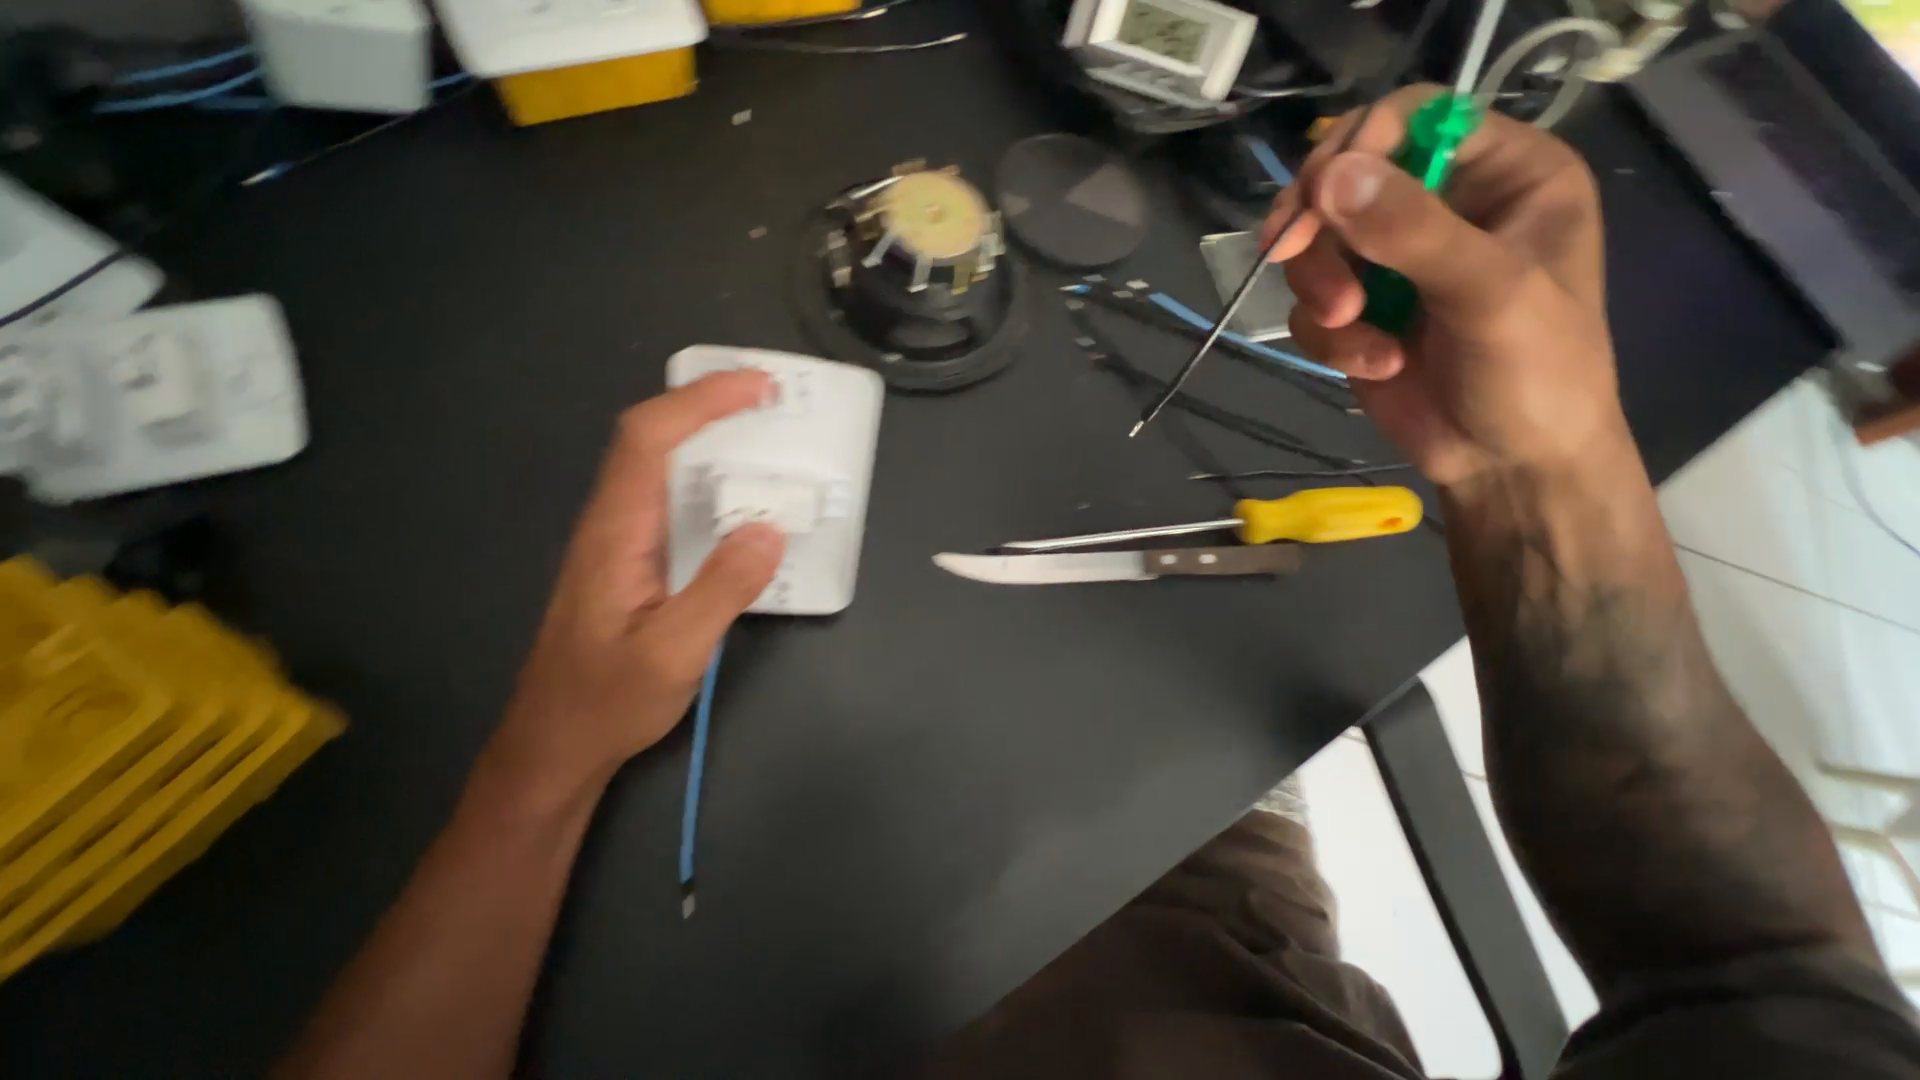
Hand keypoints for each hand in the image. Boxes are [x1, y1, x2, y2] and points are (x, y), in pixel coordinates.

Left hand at [487, 372, 784, 801]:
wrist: (554, 745)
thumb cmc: (606, 701)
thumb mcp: (673, 653)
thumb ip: (721, 589)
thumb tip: (768, 527)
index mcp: (615, 533)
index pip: (649, 439)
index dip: (702, 402)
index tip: (758, 389)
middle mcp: (611, 524)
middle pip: (648, 438)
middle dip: (706, 404)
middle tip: (769, 399)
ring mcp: (617, 543)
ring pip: (655, 466)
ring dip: (705, 435)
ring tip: (762, 434)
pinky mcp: (629, 563)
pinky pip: (666, 499)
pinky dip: (704, 477)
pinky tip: (737, 498)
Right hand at [1261, 86, 1631, 488]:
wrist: (1506, 464)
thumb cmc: (1535, 371)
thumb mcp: (1487, 292)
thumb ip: (1411, 231)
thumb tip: (1327, 176)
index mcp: (1503, 175)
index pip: (1413, 119)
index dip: (1359, 146)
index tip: (1317, 193)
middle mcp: (1445, 206)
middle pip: (1345, 179)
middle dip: (1319, 230)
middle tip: (1288, 256)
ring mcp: (1395, 262)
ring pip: (1315, 243)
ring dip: (1320, 288)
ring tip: (1350, 331)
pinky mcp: (1360, 311)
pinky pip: (1310, 302)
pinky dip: (1330, 337)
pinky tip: (1372, 364)